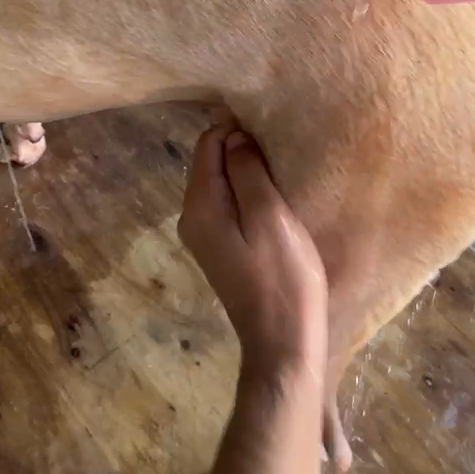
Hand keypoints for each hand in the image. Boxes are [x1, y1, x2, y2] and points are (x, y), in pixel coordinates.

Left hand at [178, 119, 327, 374]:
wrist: (283, 343)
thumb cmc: (282, 277)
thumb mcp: (269, 215)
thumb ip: (247, 170)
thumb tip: (234, 136)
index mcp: (199, 204)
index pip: (207, 144)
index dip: (235, 130)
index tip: (269, 133)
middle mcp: (190, 216)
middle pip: (209, 162)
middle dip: (239, 149)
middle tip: (278, 152)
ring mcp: (202, 235)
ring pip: (219, 183)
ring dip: (244, 172)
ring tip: (278, 172)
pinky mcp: (218, 248)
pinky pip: (226, 204)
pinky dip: (244, 193)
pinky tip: (270, 200)